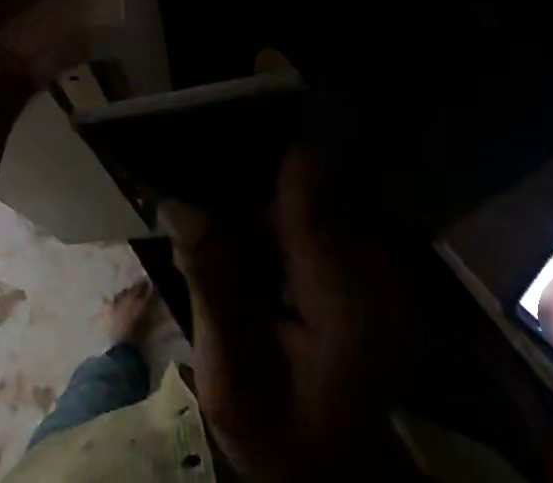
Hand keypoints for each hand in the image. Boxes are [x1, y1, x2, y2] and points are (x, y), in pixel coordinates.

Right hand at [161, 149, 419, 480]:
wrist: (330, 470)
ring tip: (201, 161)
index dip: (268, 142)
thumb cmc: (278, 433)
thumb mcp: (231, 376)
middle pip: (313, 178)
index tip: (219, 106)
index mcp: (347, 304)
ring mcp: (370, 266)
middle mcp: (372, 271)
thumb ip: (213, 286)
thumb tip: (180, 202)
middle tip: (191, 133)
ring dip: (256, 171)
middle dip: (252, 150)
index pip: (311, 194)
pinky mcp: (356, 264)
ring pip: (310, 186)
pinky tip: (228, 203)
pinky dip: (267, 197)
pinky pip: (310, 208)